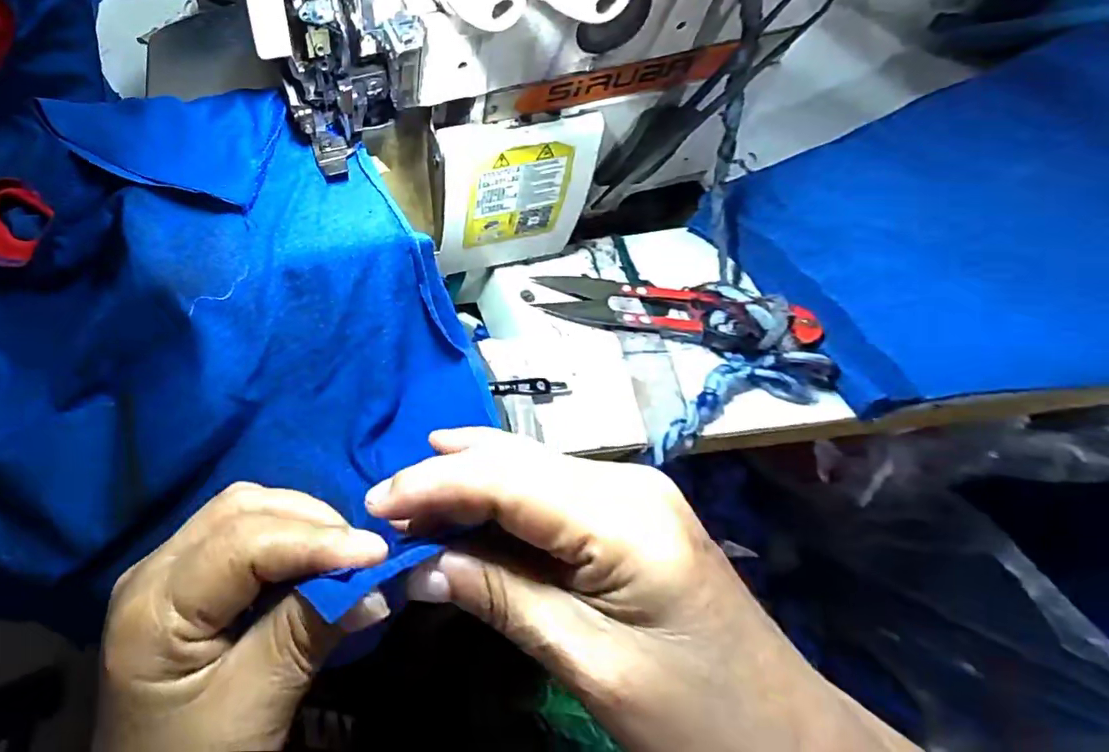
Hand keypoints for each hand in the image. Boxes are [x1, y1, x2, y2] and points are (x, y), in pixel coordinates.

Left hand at [94, 482, 391, 751]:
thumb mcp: (249, 711)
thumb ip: (301, 638)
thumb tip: (371, 586)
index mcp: (153, 599)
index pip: (237, 540)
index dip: (310, 539)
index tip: (377, 552)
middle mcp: (150, 568)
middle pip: (233, 511)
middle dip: (304, 521)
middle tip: (366, 552)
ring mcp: (159, 572)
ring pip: (232, 515)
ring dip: (293, 524)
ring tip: (344, 553)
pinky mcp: (175, 586)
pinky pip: (227, 539)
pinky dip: (275, 541)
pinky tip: (308, 562)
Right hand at [367, 428, 917, 751]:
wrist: (805, 749)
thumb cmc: (706, 724)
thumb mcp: (594, 669)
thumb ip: (500, 600)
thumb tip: (414, 566)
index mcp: (626, 520)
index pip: (502, 478)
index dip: (430, 485)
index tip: (375, 507)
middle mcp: (625, 481)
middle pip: (505, 459)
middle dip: (437, 480)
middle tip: (385, 513)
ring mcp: (628, 487)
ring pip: (516, 462)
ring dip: (458, 483)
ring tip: (409, 510)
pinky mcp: (623, 504)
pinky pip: (537, 482)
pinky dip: (489, 495)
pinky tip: (458, 506)